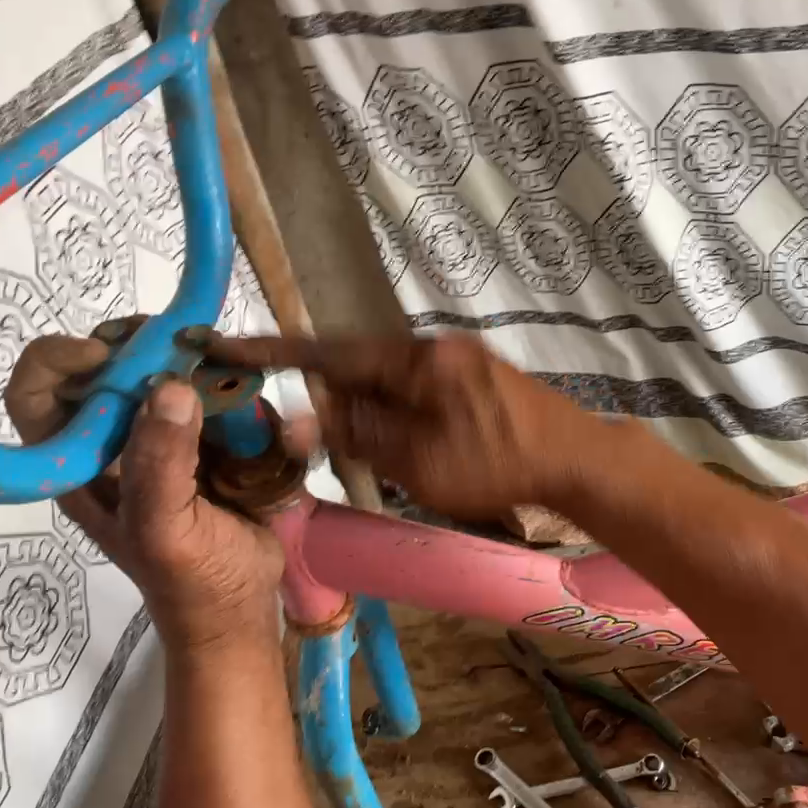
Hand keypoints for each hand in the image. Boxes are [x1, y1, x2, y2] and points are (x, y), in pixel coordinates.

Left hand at [5, 333, 282, 653]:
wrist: (244, 608)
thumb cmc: (193, 582)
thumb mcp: (164, 532)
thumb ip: (159, 466)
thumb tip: (170, 388)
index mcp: (83, 466)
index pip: (37, 396)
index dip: (58, 361)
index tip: (107, 352)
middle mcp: (118, 443)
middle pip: (110, 368)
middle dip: (145, 348)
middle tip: (187, 345)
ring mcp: (169, 439)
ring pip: (170, 373)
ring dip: (202, 367)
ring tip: (233, 378)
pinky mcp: (214, 442)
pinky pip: (220, 397)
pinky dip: (240, 393)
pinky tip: (259, 416)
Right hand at [214, 335, 601, 519]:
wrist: (578, 461)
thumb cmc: (498, 463)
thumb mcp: (420, 460)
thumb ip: (359, 434)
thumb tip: (298, 418)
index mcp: (415, 359)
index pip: (330, 352)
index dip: (276, 351)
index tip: (229, 345)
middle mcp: (433, 349)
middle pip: (359, 365)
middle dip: (331, 397)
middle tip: (312, 436)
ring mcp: (458, 362)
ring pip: (390, 382)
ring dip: (367, 412)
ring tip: (366, 450)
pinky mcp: (475, 381)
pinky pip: (417, 392)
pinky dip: (398, 415)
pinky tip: (403, 445)